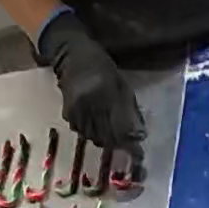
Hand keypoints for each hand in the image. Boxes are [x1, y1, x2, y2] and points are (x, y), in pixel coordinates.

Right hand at [36, 11, 145, 165]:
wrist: (71, 56)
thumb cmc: (100, 66)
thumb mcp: (120, 82)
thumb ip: (129, 108)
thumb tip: (139, 134)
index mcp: (106, 92)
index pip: (121, 127)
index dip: (131, 142)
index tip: (139, 151)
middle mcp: (91, 105)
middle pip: (108, 136)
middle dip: (120, 143)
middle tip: (127, 145)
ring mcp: (78, 113)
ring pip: (96, 138)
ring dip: (107, 140)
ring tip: (113, 136)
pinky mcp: (69, 117)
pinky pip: (84, 133)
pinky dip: (94, 134)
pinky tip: (98, 128)